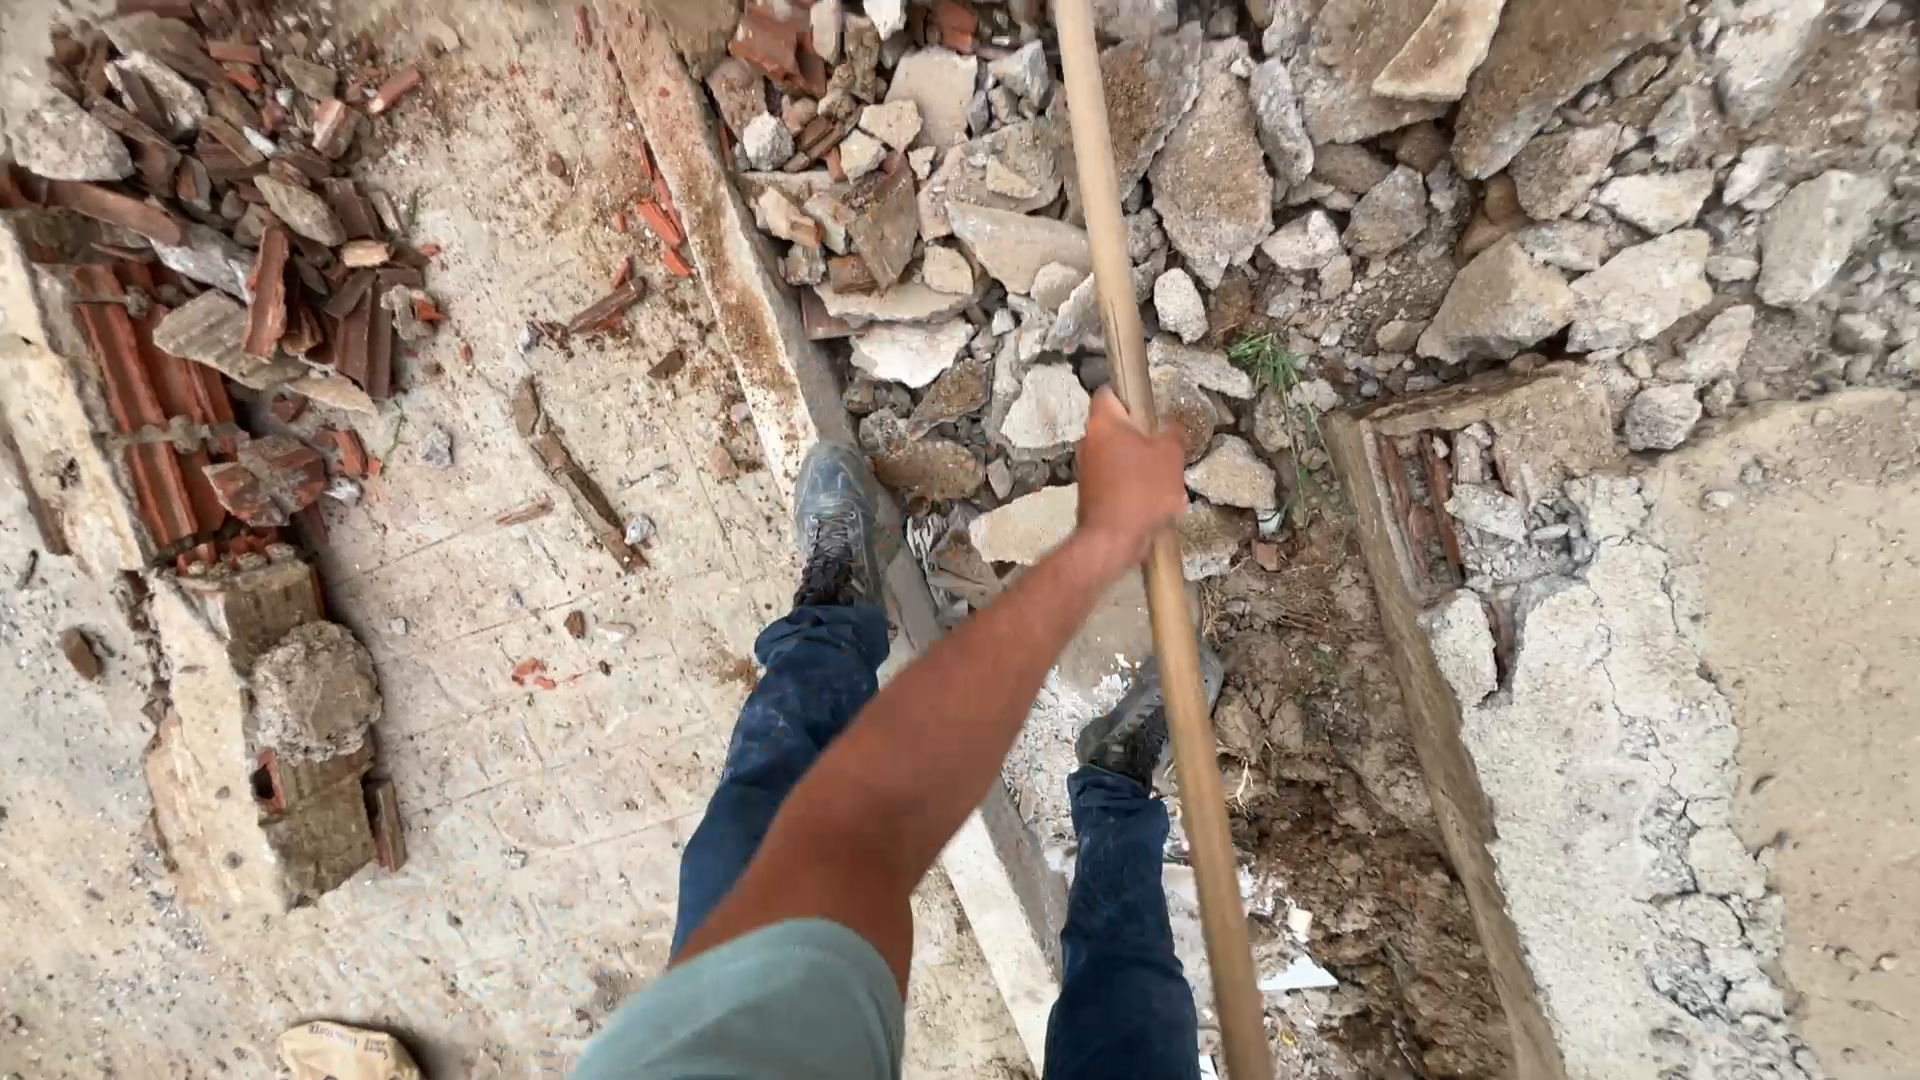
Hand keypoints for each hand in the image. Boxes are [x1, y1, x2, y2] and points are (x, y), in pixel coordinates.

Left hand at [1074, 385, 1187, 572]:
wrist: (1113, 538)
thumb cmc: (1141, 490)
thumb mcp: (1170, 455)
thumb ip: (1173, 434)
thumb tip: (1171, 428)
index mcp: (1102, 423)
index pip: (1108, 393)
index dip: (1128, 393)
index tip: (1148, 403)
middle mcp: (1088, 442)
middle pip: (1116, 427)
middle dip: (1141, 435)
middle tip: (1163, 445)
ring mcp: (1086, 469)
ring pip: (1117, 455)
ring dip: (1139, 463)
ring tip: (1163, 477)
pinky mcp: (1091, 493)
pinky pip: (1115, 479)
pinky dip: (1132, 484)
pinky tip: (1153, 500)